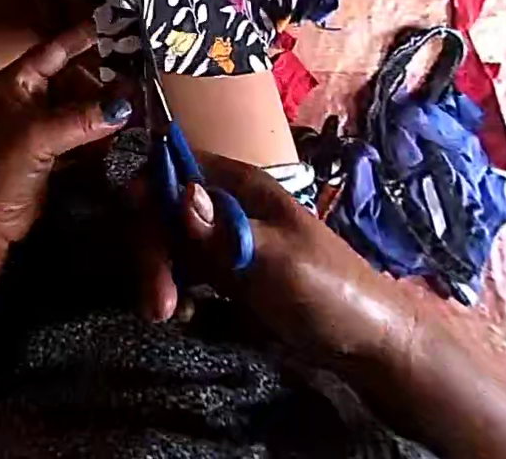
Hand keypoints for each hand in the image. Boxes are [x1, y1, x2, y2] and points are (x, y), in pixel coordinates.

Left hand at [0, 23, 133, 275]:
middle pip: (72, 78)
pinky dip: (98, 134)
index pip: (54, 50)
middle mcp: (27, 98)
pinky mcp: (48, 152)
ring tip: (135, 110)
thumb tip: (124, 106)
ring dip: (103, 109)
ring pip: (78, 106)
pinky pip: (79, 133)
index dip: (83, 38)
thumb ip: (81, 119)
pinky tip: (120, 136)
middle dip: (102, 81)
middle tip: (135, 81)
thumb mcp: (37, 139)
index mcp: (15, 83)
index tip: (117, 28)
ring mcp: (37, 126)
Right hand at [176, 154, 430, 367]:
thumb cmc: (331, 288)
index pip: (178, 164)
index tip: (136, 219)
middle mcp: (224, 201)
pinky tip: (182, 313)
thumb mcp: (280, 260)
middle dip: (153, 246)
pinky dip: (173, 286)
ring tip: (164, 313)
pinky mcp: (224, 269)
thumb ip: (227, 231)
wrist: (369, 342)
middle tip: (157, 300)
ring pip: (168, 237)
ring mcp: (222, 235)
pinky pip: (182, 267)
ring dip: (158, 270)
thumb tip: (182, 193)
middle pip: (165, 205)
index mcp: (240, 183)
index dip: (151, 183)